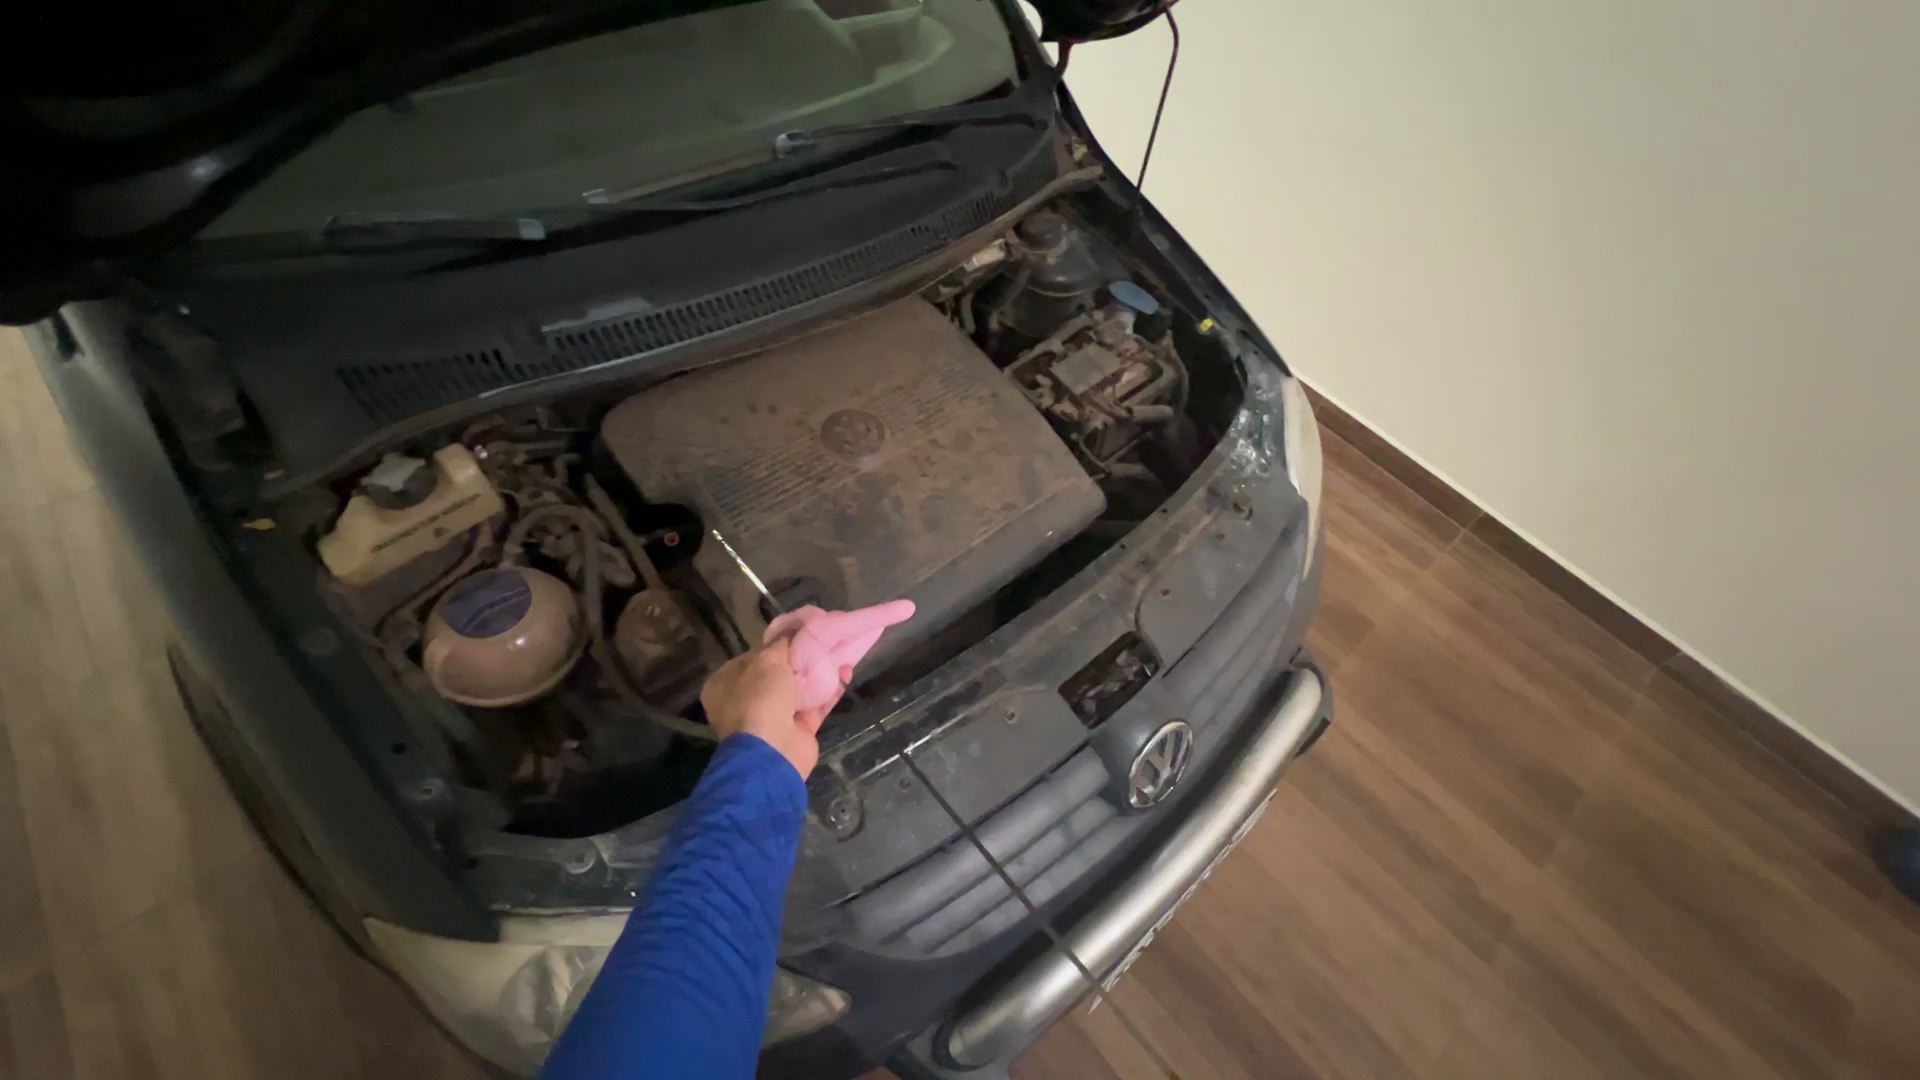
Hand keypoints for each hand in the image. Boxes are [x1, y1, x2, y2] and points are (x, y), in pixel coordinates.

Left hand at [699, 640, 850, 779]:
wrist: (772, 752)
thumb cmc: (760, 699)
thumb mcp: (768, 660)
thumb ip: (783, 642)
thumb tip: (795, 625)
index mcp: (726, 684)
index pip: (751, 658)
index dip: (774, 645)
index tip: (797, 633)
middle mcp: (744, 702)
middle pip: (777, 673)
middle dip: (801, 658)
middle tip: (822, 641)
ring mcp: (771, 719)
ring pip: (799, 689)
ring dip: (819, 673)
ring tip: (840, 654)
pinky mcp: (796, 731)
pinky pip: (814, 706)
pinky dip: (829, 691)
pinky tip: (845, 674)